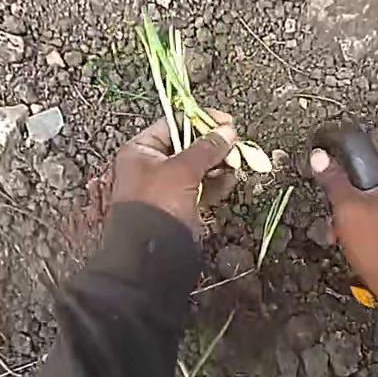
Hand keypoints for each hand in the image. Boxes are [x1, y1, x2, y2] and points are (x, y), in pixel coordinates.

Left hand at [111, 113, 237, 234]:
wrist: (151, 256)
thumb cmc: (157, 205)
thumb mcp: (181, 170)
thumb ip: (206, 148)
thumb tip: (228, 131)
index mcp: (141, 150)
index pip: (173, 123)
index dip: (200, 120)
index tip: (227, 122)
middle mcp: (153, 165)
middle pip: (189, 144)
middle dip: (214, 145)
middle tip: (236, 146)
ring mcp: (169, 186)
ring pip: (200, 166)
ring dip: (220, 163)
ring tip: (236, 164)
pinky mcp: (183, 203)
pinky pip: (204, 186)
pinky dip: (217, 182)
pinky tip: (231, 180)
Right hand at [309, 147, 377, 311]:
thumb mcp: (348, 209)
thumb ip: (333, 180)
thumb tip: (319, 156)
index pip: (366, 158)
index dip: (346, 176)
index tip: (334, 193)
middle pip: (369, 182)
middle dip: (348, 202)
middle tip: (337, 221)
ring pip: (373, 201)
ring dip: (354, 217)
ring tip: (342, 236)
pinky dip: (368, 226)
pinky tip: (355, 243)